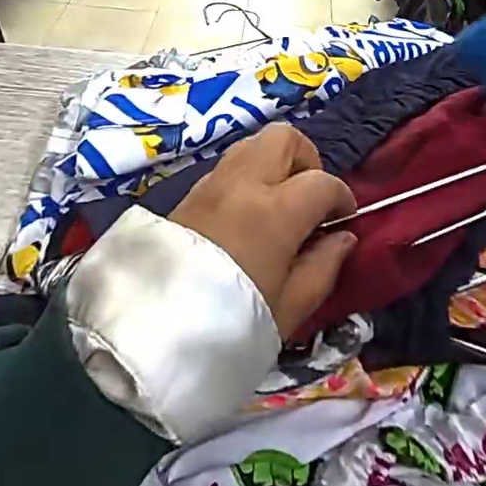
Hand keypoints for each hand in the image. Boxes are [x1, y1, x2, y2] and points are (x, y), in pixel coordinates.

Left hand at [170, 123, 358, 338]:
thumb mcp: (289, 309)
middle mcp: (243, 185)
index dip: (341, 197)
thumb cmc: (228, 329)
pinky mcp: (186, 197)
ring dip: (274, 164)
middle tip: (309, 198)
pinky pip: (228, 168)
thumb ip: (323, 267)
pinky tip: (247, 215)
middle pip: (284, 138)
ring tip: (279, 202)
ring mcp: (211, 187)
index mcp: (275, 211)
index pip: (323, 182)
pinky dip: (247, 178)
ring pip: (252, 145)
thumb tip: (343, 238)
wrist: (141, 347)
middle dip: (306, 159)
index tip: (343, 220)